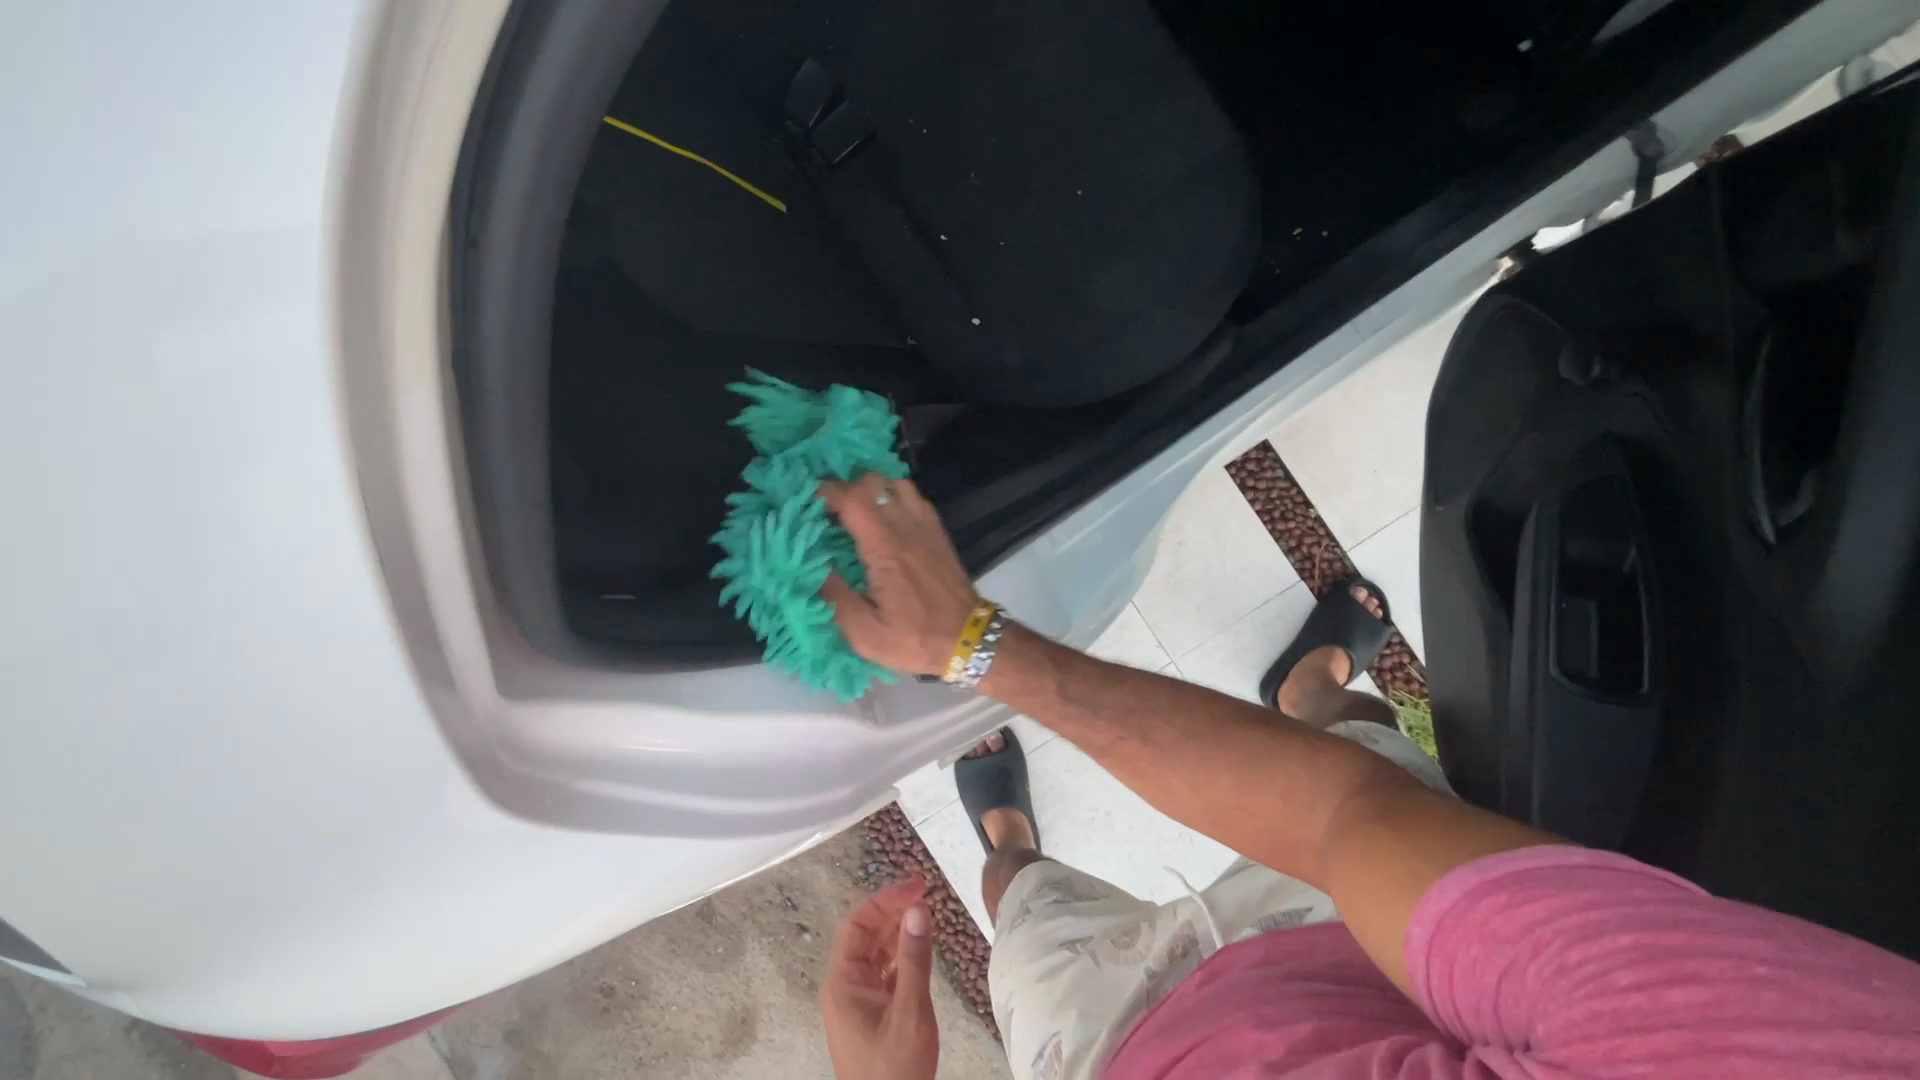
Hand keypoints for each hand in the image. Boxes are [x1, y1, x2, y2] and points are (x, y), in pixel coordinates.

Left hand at [819, 880, 939, 1079]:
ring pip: (874, 952)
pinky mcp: (871, 1014)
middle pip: (864, 934)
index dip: (885, 899)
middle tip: (924, 891)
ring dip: (897, 930)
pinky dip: (902, 954)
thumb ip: (914, 959)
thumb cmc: (895, 1069)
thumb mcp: (910, 1013)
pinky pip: (883, 972)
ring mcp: (857, 1001)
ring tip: (926, 912)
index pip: (857, 924)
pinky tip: (921, 946)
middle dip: (892, 909)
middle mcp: (844, 986)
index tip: (916, 886)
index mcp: (842, 982)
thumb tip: (918, 909)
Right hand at [820, 474, 980, 675]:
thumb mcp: (866, 634)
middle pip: (874, 483)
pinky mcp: (939, 534)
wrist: (969, 641)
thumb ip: (835, 598)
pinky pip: (915, 499)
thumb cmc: (916, 639)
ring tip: (854, 510)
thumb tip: (810, 568)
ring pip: (896, 485)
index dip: (826, 492)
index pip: (853, 500)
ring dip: (872, 490)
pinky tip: (884, 518)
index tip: (806, 500)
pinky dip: (894, 498)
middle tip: (827, 510)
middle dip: (845, 488)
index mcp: (886, 549)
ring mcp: (927, 528)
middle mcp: (908, 529)